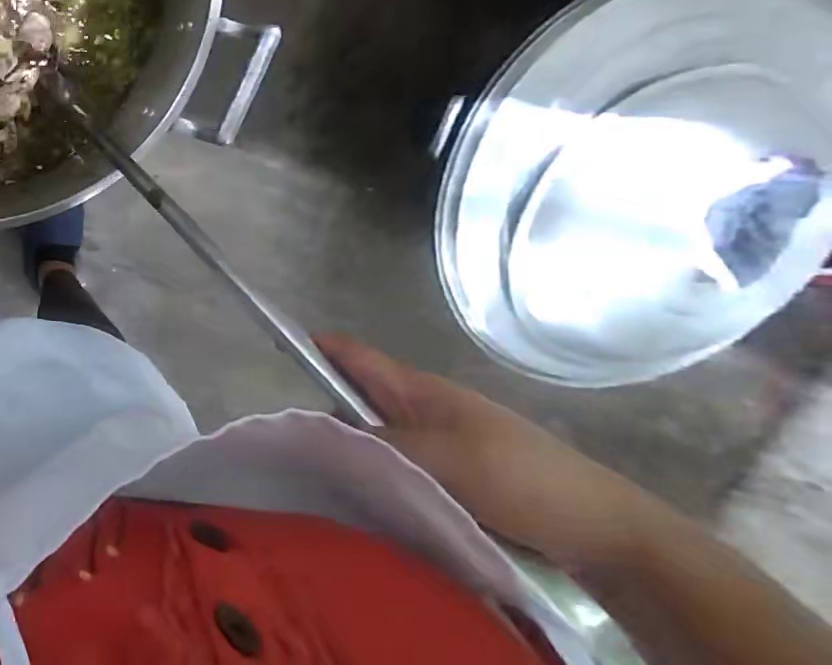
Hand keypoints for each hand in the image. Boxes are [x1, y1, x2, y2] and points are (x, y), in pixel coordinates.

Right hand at [317, 334, 666, 569]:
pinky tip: (363, 493)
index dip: (311, 344)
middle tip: (287, 434)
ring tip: (318, 468)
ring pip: (373, 431)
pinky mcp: (451, 472)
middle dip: (320, 404)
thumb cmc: (518, 476)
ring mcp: (437, 438)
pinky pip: (396, 461)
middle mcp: (419, 405)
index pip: (349, 353)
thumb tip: (321, 434)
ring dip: (350, 445)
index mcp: (415, 387)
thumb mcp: (438, 458)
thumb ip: (376, 443)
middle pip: (354, 394)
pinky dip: (376, 470)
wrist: (606, 531)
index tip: (271, 347)